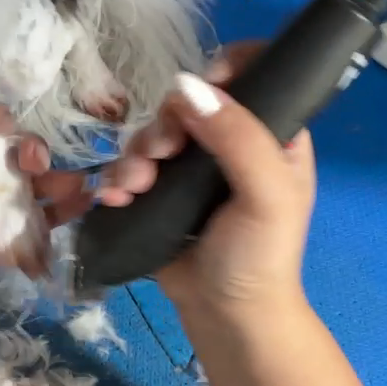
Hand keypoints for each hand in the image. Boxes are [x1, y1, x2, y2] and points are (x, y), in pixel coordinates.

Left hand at [0, 110, 66, 337]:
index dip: (2, 128)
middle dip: (35, 155)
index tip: (16, 141)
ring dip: (56, 186)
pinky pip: (30, 227)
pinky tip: (80, 214)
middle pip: (9, 157)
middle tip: (43, 170)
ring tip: (85, 190)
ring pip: (27, 190)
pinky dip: (55, 221)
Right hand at [92, 42, 315, 322]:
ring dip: (135, 157)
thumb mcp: (264, 193)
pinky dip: (117, 181)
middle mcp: (229, 146)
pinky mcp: (158, 197)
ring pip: (153, 138)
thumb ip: (236, 137)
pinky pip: (130, 170)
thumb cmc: (258, 255)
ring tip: (135, 188)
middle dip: (163, 125)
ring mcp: (190, 173)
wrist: (226, 316)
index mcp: (270, 135)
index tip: (195, 92)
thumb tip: (185, 84)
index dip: (224, 69)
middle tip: (161, 155)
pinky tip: (116, 199)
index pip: (253, 76)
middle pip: (187, 105)